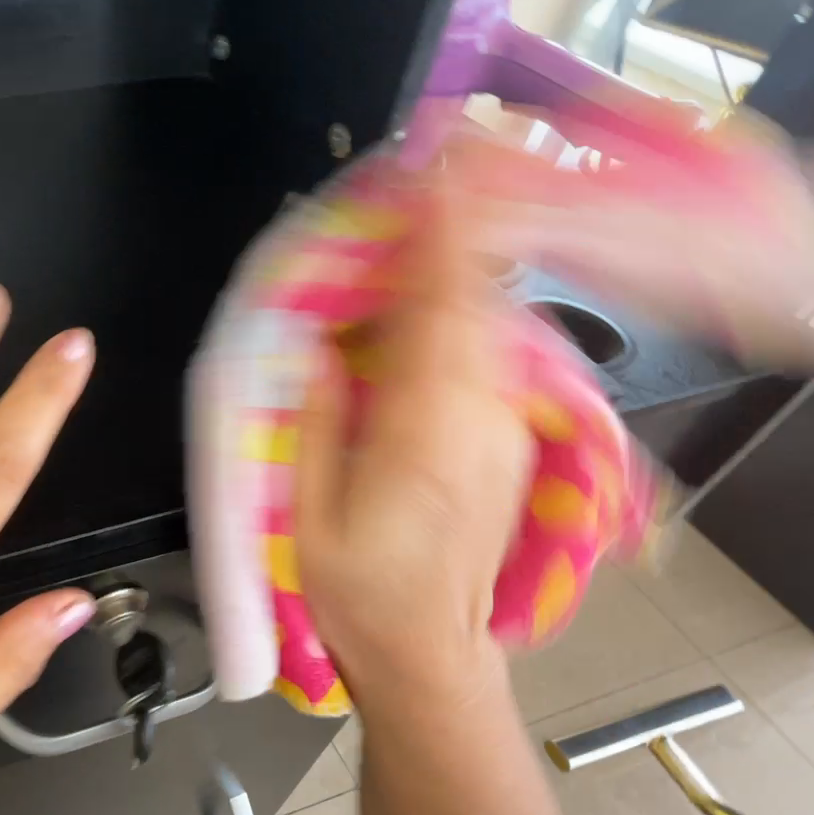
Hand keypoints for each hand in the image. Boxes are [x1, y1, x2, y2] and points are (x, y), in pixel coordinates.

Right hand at [293, 191, 533, 714]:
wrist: (429, 655)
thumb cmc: (356, 593)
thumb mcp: (308, 514)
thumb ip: (317, 421)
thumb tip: (319, 347)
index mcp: (427, 431)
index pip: (446, 304)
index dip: (446, 227)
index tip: (441, 159)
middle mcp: (483, 417)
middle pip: (478, 298)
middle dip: (451, 232)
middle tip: (409, 188)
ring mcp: (504, 428)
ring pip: (488, 321)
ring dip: (453, 271)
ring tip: (407, 239)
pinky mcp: (506, 439)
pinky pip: (487, 354)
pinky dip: (457, 315)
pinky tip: (416, 315)